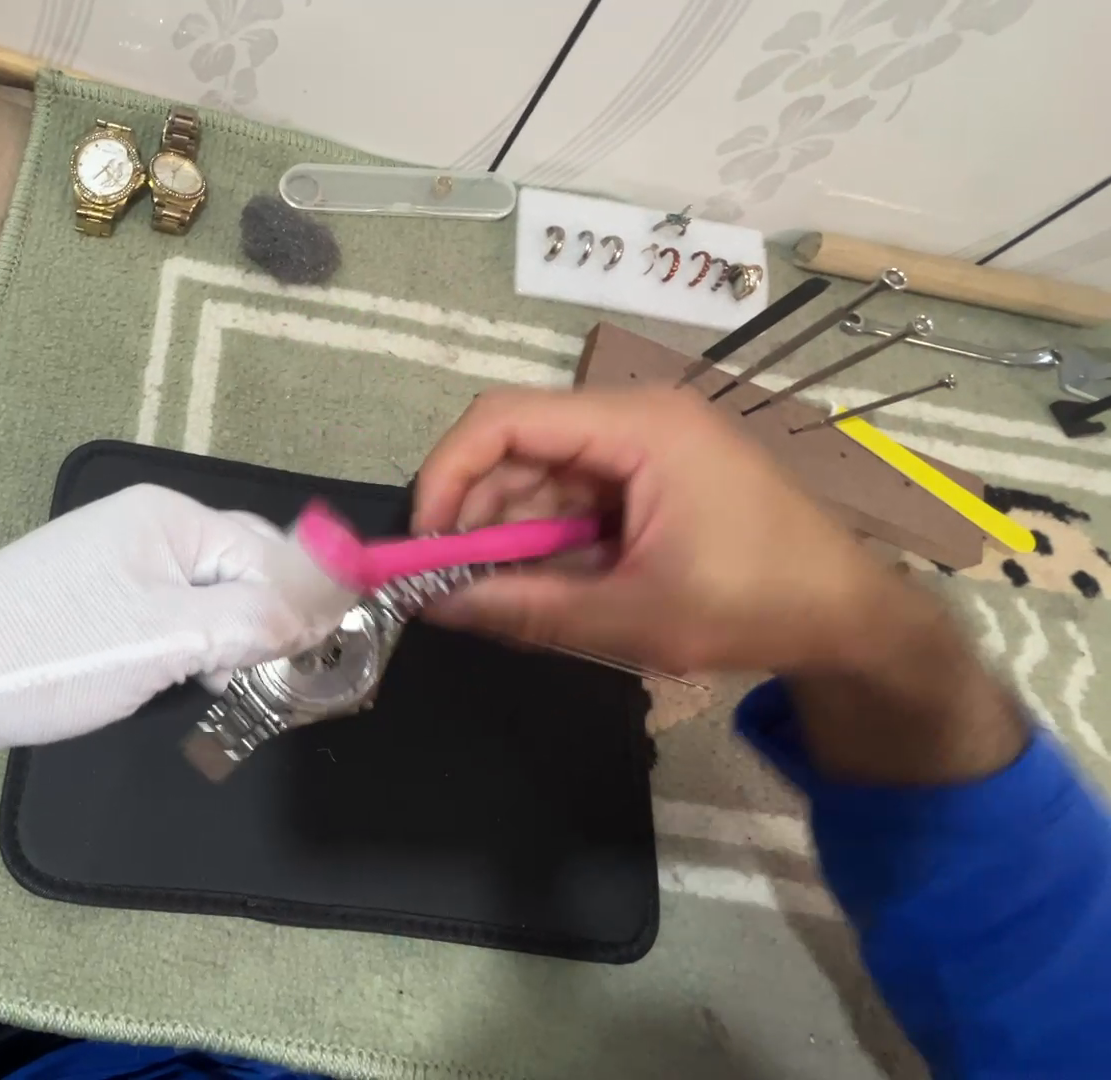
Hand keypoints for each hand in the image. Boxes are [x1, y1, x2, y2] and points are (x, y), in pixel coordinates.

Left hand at [0, 484, 357, 759]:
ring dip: (230, 638)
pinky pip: (172, 613)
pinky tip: (192, 675)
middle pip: (242, 569)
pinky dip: (193, 644)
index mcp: (170, 519)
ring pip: (209, 596)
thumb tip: (318, 614)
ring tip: (227, 683)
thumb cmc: (51, 650)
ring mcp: (123, 562)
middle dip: (266, 622)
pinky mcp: (103, 598)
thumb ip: (250, 622)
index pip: (270, 552)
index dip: (302, 606)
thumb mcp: (161, 638)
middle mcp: (151, 528)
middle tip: (271, 680)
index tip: (315, 664)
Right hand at [414, 387, 1022, 782]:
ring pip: (528, 476)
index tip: (425, 540)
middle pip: (511, 447)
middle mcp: (631, 419)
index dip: (447, 472)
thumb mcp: (631, 617)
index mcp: (639, 427)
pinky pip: (558, 497)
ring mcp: (635, 446)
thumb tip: (432, 605)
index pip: (504, 419)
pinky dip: (533, 539)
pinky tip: (535, 580)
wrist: (855, 621)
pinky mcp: (636, 475)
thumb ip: (524, 608)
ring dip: (501, 532)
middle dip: (472, 513)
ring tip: (497, 590)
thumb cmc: (757, 607)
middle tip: (452, 579)